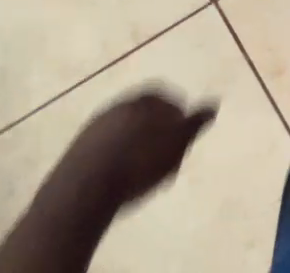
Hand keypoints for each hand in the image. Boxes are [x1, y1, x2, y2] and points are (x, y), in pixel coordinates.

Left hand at [49, 89, 216, 209]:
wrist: (81, 193)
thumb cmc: (138, 164)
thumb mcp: (177, 144)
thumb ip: (194, 124)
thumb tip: (212, 105)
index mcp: (143, 99)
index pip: (166, 96)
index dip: (178, 114)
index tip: (184, 136)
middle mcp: (118, 106)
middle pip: (144, 113)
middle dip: (157, 130)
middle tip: (167, 154)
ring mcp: (94, 128)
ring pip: (125, 131)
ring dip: (137, 145)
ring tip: (145, 169)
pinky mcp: (76, 151)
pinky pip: (106, 147)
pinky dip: (118, 157)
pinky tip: (122, 176)